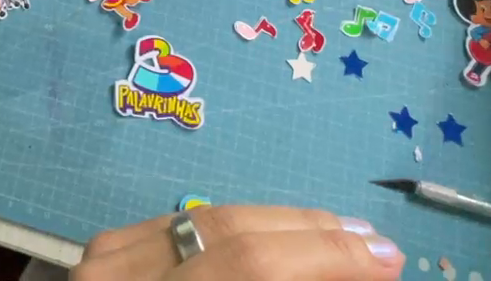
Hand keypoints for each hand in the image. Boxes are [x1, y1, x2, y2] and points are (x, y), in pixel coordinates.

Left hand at [75, 206, 402, 280]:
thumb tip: (338, 280)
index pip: (253, 269)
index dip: (324, 258)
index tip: (386, 260)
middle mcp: (124, 278)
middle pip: (231, 232)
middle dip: (313, 234)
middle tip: (374, 244)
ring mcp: (107, 257)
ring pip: (208, 216)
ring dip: (279, 224)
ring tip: (337, 232)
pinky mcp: (104, 247)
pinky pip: (183, 222)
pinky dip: (235, 226)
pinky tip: (275, 229)